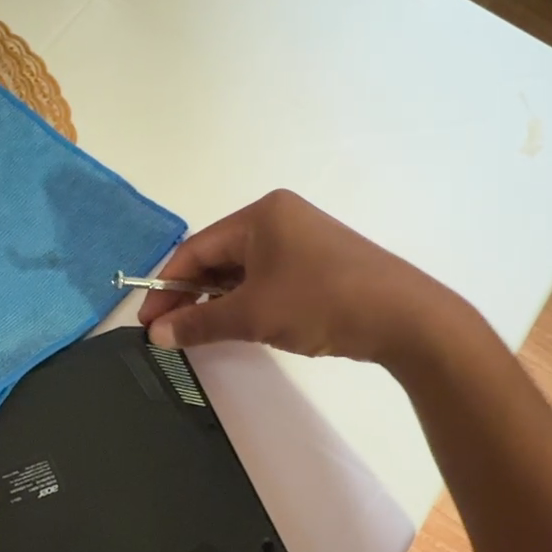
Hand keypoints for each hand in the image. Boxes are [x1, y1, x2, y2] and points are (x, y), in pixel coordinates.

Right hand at [137, 190, 474, 365]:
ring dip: (214, 302)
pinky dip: (243, 303)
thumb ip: (198, 323)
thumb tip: (156, 335)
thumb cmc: (321, 302)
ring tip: (196, 333)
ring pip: (239, 272)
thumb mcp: (251, 314)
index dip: (165, 287)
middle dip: (188, 296)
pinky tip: (234, 326)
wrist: (403, 318)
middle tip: (167, 333)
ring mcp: (299, 241)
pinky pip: (263, 280)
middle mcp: (278, 219)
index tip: (147, 323)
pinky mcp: (315, 265)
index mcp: (261, 215)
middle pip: (215, 258)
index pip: (195, 250)